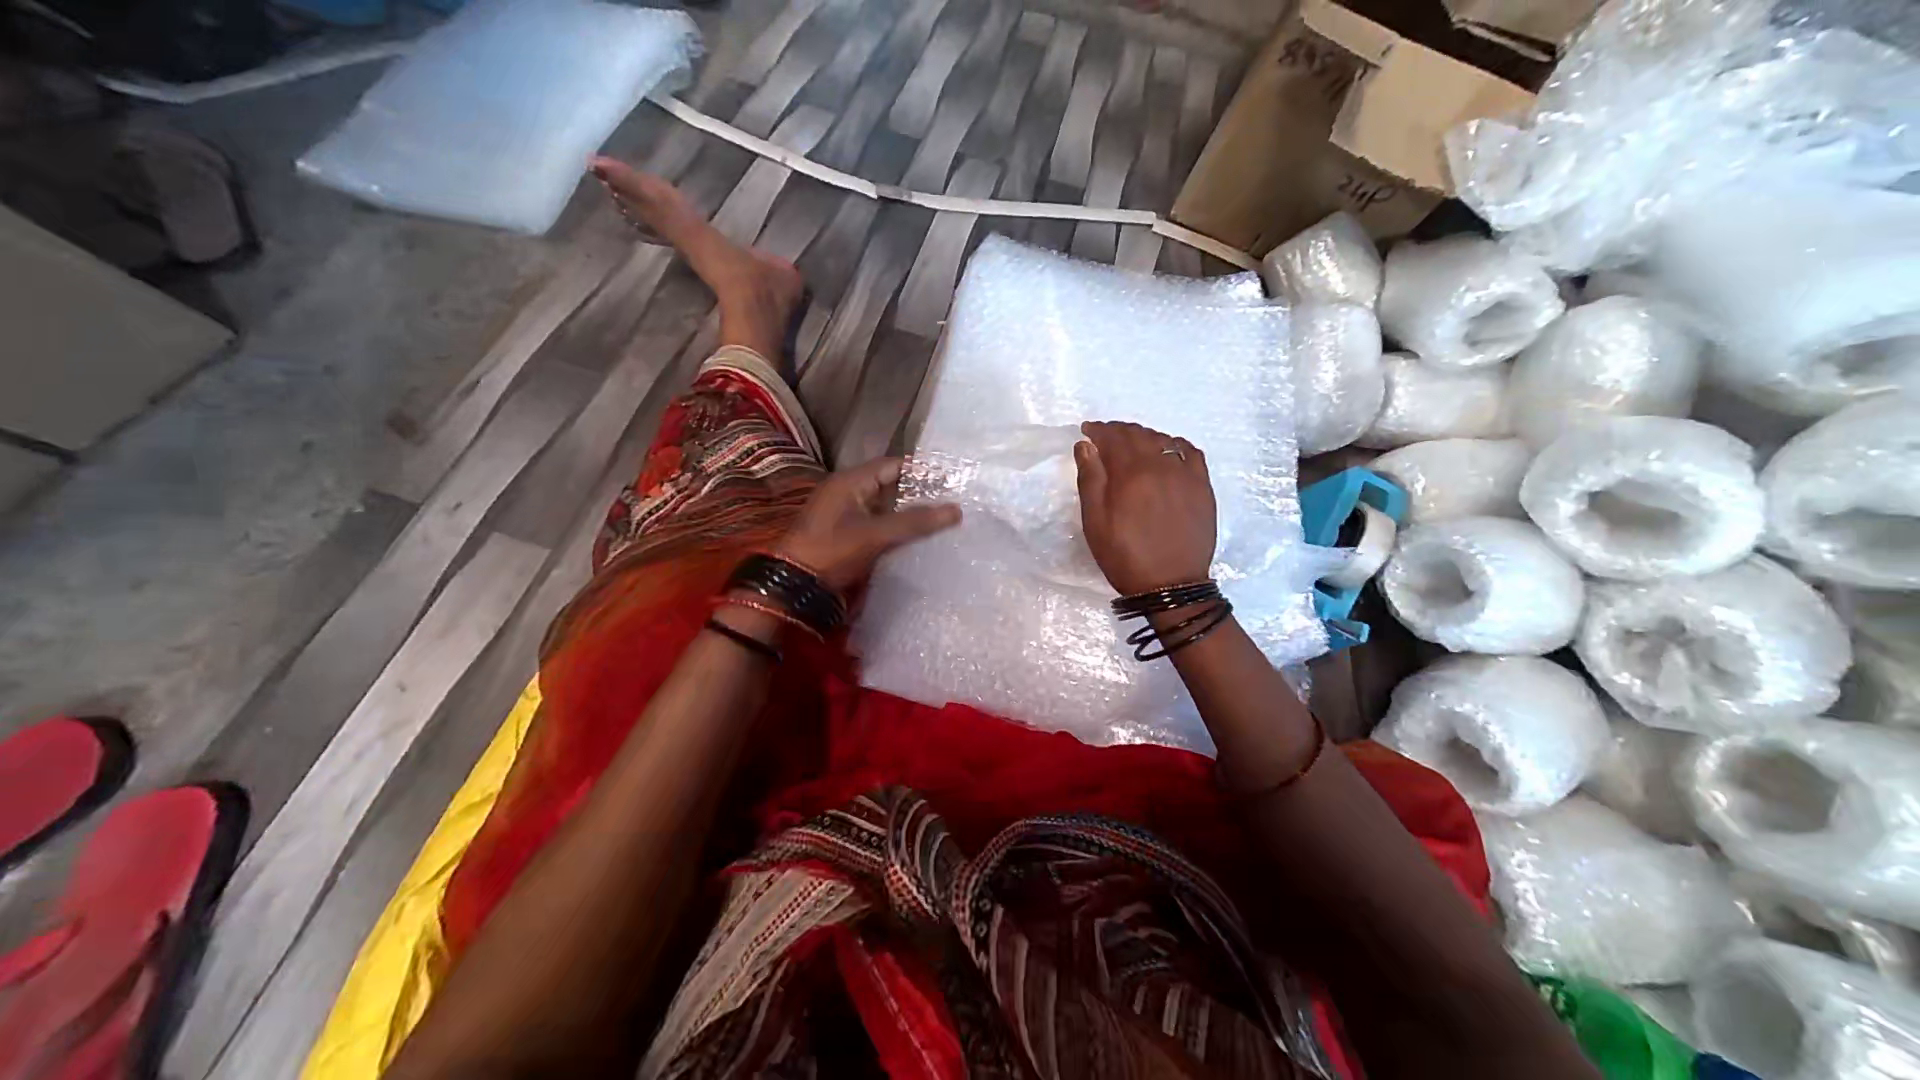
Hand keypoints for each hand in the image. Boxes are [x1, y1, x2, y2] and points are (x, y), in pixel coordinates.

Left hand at [772, 457, 960, 591]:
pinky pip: (875, 523)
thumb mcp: (875, 535)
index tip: (950, 480)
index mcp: (850, 482)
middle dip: (918, 494)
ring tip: (940, 521)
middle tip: (950, 502)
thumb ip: (915, 521)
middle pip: (889, 485)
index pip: (892, 465)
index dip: (921, 471)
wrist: (795, 584)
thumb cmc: (832, 551)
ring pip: (883, 506)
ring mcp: (843, 514)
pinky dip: (894, 528)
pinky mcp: (844, 534)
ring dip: (907, 513)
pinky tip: (915, 539)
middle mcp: (846, 492)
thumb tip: (956, 510)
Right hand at [1074, 421, 1216, 594]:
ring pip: (1163, 440)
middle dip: (1119, 431)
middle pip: (1139, 435)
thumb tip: (1086, 445)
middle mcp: (1161, 465)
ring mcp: (1186, 474)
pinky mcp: (1203, 487)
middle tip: (1106, 436)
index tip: (1087, 431)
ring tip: (1132, 444)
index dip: (1098, 431)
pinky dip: (1174, 445)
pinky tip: (1167, 451)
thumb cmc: (1124, 555)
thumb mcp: (1095, 521)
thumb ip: (1090, 479)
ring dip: (1144, 437)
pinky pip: (1190, 453)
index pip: (1113, 437)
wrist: (1171, 585)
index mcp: (1131, 472)